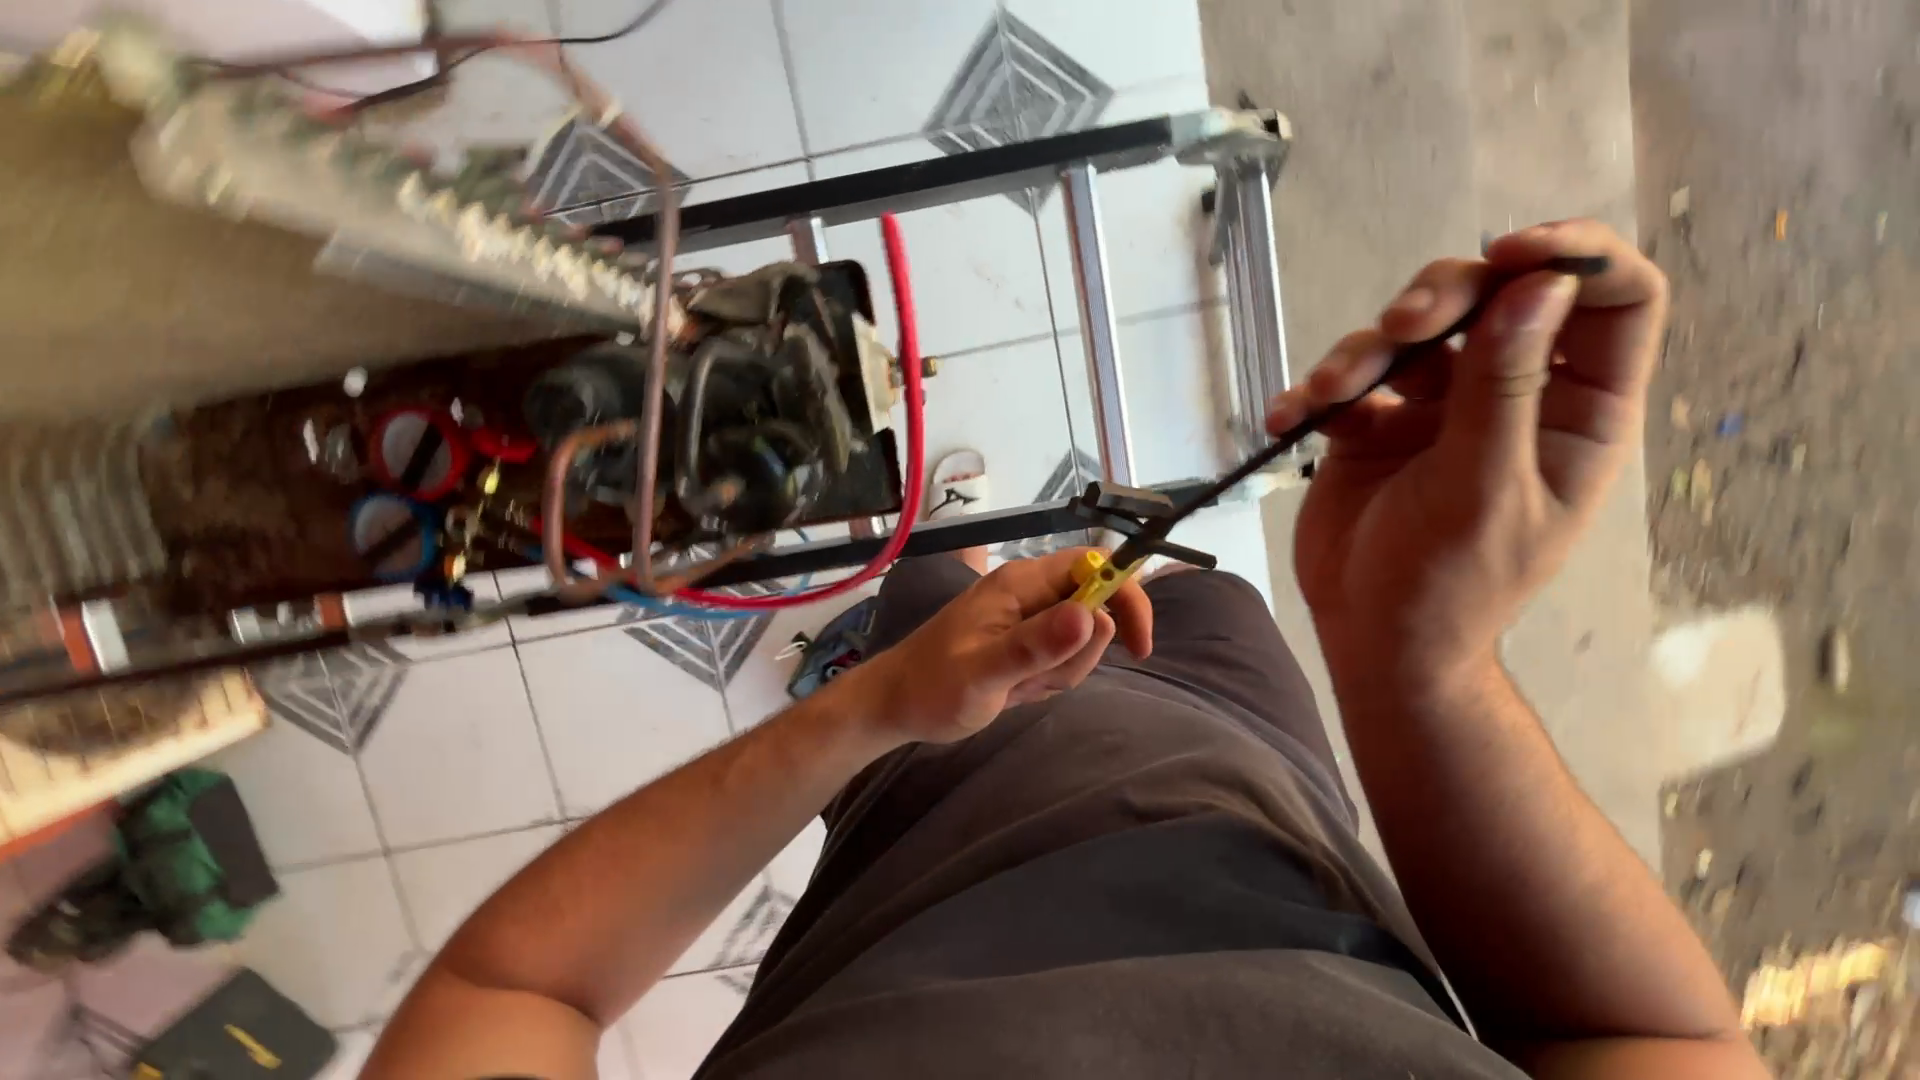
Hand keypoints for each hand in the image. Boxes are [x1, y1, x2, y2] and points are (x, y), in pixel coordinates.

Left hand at [842, 548, 1153, 743]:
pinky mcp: (1026, 644)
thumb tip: (1092, 614)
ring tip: (1014, 688)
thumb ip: (1035, 646)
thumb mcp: (982, 674)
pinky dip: (1048, 681)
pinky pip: (1061, 659)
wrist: (895, 707)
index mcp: (1020, 583)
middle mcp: (1029, 593)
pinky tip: (1013, 692)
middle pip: (1094, 608)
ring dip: (1061, 672)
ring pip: (1080, 641)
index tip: (1136, 645)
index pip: (1095, 565)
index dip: (1125, 595)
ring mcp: (1028, 620)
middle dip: (1080, 653)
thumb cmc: (931, 687)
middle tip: (1034, 680)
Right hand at [1266, 220, 1666, 693]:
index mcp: (1575, 411)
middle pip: (1493, 297)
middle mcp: (1511, 395)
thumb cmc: (1450, 580)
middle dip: (1440, 298)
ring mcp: (1436, 408)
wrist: (1373, 633)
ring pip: (1408, 334)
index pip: (1613, 302)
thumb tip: (1540, 284)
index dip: (1574, 257)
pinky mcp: (1373, 425)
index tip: (1511, 253)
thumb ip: (1505, 389)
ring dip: (1360, 355)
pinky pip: (1347, 383)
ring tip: (1328, 396)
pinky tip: (1288, 419)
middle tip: (1399, 326)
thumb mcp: (1483, 488)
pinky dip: (1314, 394)